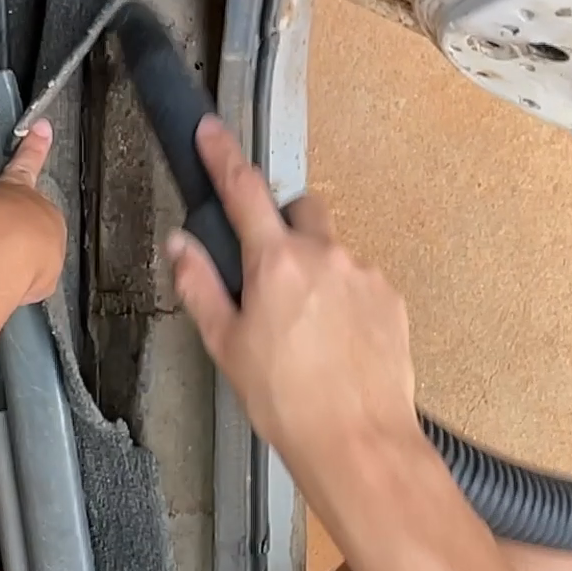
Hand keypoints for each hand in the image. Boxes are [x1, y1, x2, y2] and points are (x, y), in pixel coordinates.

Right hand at [167, 115, 418, 465]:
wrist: (357, 441)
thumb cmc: (285, 400)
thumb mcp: (226, 345)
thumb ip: (200, 285)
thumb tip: (180, 245)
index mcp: (276, 263)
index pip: (244, 190)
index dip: (223, 155)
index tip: (211, 129)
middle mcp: (325, 255)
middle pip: (300, 209)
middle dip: (283, 225)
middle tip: (270, 273)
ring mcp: (363, 274)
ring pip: (332, 248)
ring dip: (315, 268)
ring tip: (306, 327)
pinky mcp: (391, 298)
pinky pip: (360, 278)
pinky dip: (344, 294)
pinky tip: (336, 339)